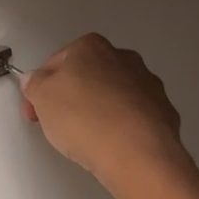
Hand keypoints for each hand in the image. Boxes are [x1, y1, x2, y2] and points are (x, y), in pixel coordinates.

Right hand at [20, 34, 184, 188]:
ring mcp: (148, 83)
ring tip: (90, 139)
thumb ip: (35, 84)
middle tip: (60, 126)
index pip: (56, 62)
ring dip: (100, 110)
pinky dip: (123, 126)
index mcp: (92, 46)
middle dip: (72, 97)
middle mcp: (124, 57)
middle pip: (88, 76)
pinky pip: (135, 116)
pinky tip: (115, 145)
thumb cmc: (84, 118)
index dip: (40, 89)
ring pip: (114, 95)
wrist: (136, 152)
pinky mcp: (164, 110)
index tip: (35, 114)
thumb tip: (36, 79)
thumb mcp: (42, 98)